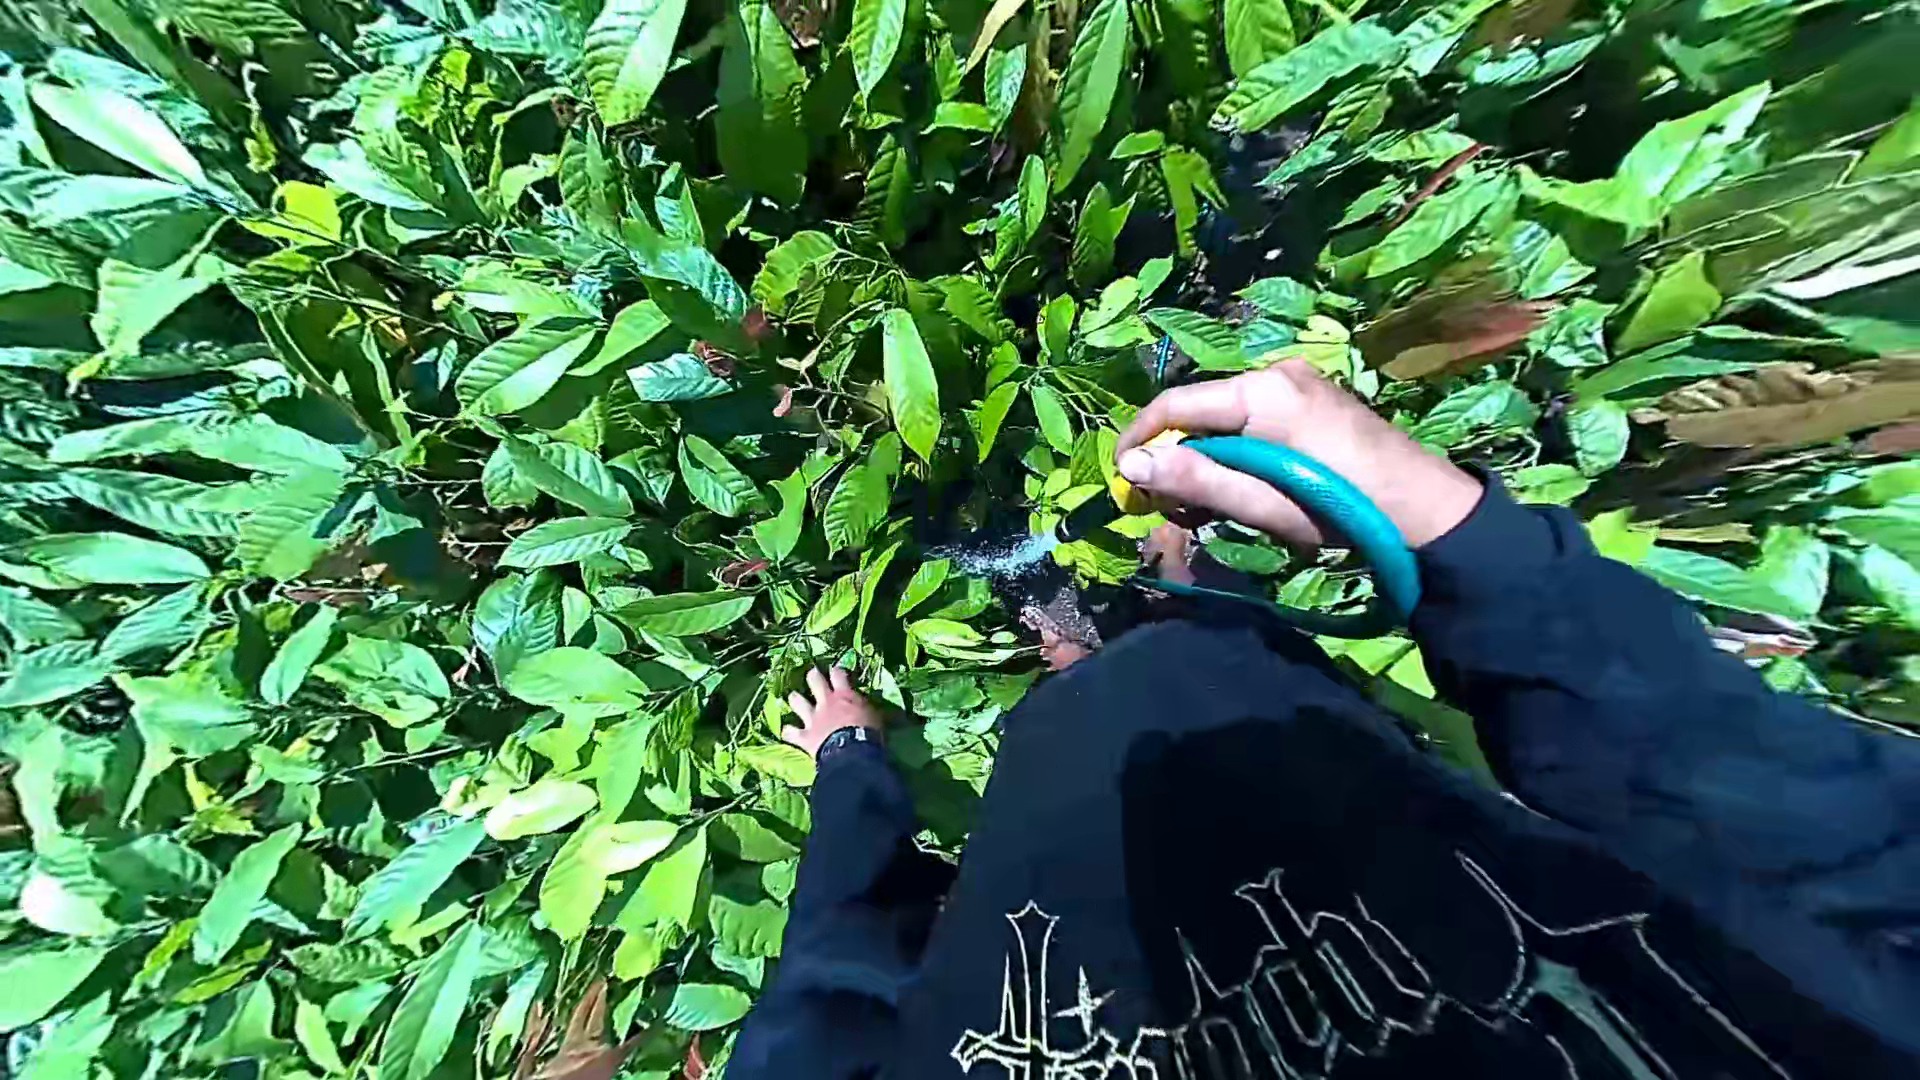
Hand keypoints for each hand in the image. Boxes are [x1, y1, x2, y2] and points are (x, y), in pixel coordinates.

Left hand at [781, 665, 881, 757]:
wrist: (851, 752)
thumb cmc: (868, 732)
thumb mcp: (876, 717)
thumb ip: (872, 709)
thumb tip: (886, 708)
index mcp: (844, 695)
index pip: (839, 673)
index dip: (837, 670)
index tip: (838, 670)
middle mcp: (826, 702)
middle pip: (815, 680)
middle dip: (813, 676)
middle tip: (813, 674)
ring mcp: (812, 718)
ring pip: (797, 701)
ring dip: (795, 699)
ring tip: (794, 698)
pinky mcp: (804, 736)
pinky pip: (791, 732)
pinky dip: (789, 731)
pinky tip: (787, 731)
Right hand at [1114, 361, 1483, 548]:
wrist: (1427, 510)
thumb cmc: (1339, 509)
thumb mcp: (1259, 503)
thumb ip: (1193, 478)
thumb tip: (1129, 464)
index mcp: (1261, 392)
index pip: (1173, 404)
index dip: (1137, 439)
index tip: (1121, 478)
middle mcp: (1273, 372)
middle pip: (1194, 409)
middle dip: (1169, 454)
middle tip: (1163, 501)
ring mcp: (1293, 380)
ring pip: (1217, 415)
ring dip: (1198, 456)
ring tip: (1200, 502)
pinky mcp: (1305, 395)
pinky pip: (1244, 417)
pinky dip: (1226, 449)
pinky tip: (1234, 482)